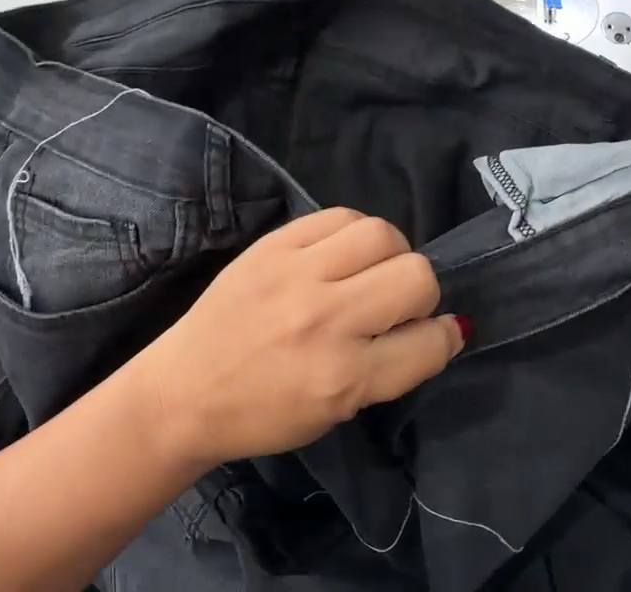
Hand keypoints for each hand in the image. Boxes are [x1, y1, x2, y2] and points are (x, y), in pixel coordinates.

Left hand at [121, 208, 465, 469]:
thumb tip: (448, 327)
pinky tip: (342, 252)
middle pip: (416, 277)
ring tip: (369, 271)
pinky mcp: (274, 244)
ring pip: (384, 234)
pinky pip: (341, 215)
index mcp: (342, 379)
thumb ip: (391, 370)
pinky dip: (354, 232)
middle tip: (395, 305)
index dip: (443, 337)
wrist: (182, 391)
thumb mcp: (336, 413)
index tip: (435, 332)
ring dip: (391, 254)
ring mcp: (297, 274)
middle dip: (421, 293)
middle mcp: (325, 321)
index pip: (428, 343)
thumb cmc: (262, 414)